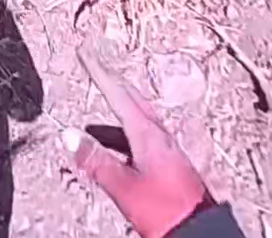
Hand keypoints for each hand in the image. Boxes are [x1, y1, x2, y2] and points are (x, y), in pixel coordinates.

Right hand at [65, 42, 213, 237]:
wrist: (203, 235)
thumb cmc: (166, 211)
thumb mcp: (125, 187)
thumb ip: (96, 161)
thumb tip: (68, 135)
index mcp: (147, 132)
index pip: (116, 92)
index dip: (98, 71)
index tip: (84, 52)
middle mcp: (158, 134)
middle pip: (130, 98)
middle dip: (110, 80)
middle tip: (94, 66)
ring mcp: (165, 149)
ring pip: (136, 118)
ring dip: (115, 110)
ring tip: (95, 116)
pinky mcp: (169, 165)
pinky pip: (140, 137)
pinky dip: (122, 134)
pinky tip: (114, 149)